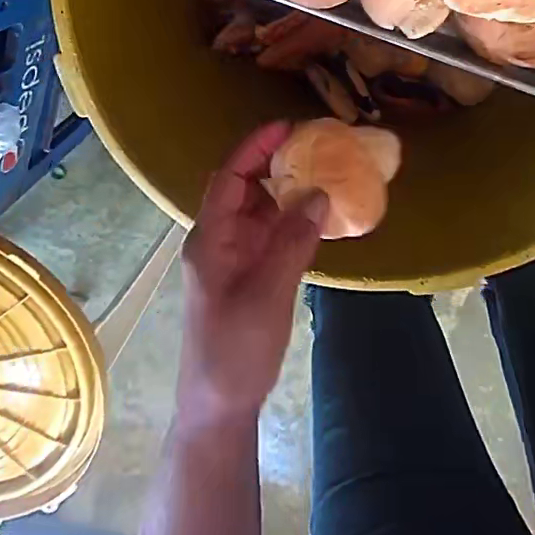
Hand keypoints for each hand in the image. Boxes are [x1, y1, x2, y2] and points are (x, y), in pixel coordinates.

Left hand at [177, 121, 325, 425]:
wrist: (219, 405)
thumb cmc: (233, 351)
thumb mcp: (267, 295)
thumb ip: (293, 243)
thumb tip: (320, 195)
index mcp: (211, 239)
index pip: (229, 177)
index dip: (254, 148)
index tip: (288, 128)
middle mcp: (220, 239)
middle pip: (244, 187)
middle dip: (275, 163)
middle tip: (316, 147)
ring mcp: (234, 256)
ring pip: (260, 209)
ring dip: (287, 190)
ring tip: (323, 171)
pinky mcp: (250, 272)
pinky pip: (271, 233)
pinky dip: (293, 219)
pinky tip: (318, 214)